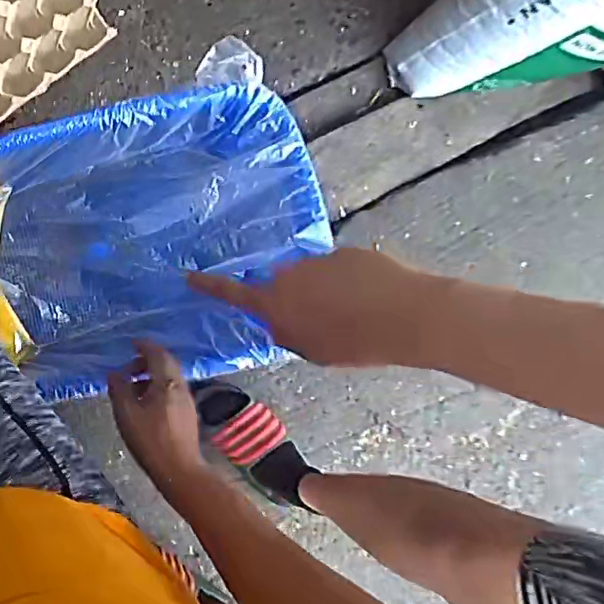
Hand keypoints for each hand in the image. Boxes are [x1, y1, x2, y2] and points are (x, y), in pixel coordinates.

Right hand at [109, 341, 212, 491]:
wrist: (180, 470)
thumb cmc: (150, 439)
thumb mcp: (126, 412)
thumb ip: (118, 388)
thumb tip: (115, 374)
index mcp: (166, 383)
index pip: (158, 355)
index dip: (145, 346)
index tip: (132, 343)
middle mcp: (180, 388)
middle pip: (167, 365)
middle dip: (147, 361)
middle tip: (128, 367)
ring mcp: (187, 401)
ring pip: (169, 378)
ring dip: (151, 375)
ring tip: (132, 387)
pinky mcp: (187, 414)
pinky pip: (171, 390)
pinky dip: (157, 387)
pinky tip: (144, 403)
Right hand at [187, 248, 444, 366]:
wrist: (414, 316)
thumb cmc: (356, 342)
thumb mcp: (312, 351)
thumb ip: (288, 333)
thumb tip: (280, 322)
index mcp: (273, 302)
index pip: (231, 292)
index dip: (208, 285)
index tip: (189, 276)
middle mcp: (288, 275)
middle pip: (278, 283)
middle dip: (291, 296)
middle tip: (318, 318)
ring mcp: (319, 260)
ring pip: (310, 275)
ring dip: (323, 289)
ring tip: (354, 310)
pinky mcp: (349, 252)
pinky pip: (340, 267)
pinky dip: (350, 280)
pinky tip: (373, 298)